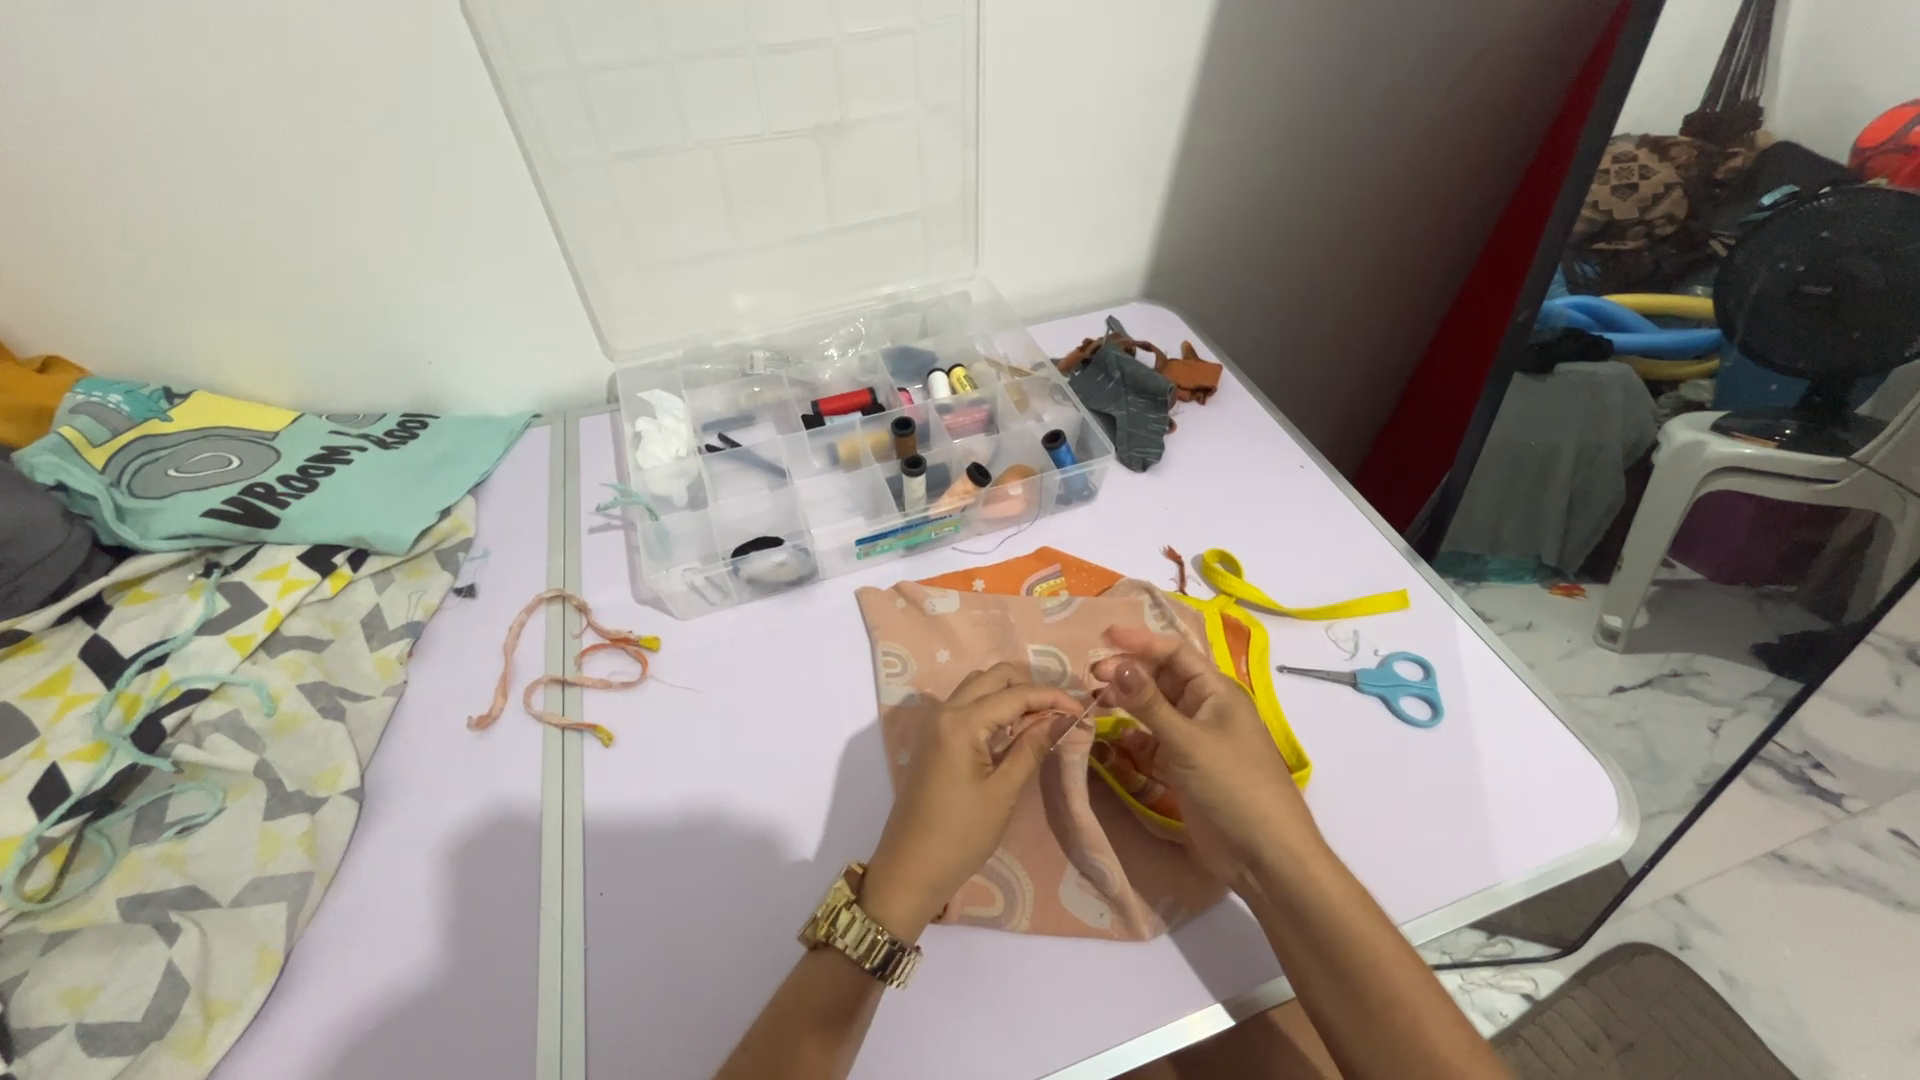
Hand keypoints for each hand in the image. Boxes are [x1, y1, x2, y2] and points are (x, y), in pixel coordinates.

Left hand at [861, 664, 1081, 941]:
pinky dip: (993, 707)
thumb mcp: (1003, 792)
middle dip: (1031, 687)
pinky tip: (1014, 731)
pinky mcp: (935, 739)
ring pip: (979, 687)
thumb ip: (1032, 747)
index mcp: (961, 722)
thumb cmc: (960, 835)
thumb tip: (1065, 719)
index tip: (1083, 711)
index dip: (1053, 697)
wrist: (909, 869)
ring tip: (1041, 721)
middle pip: (994, 677)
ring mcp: (936, 724)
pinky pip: (967, 705)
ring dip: (1010, 694)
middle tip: (1061, 714)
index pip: (1016, 694)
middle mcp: (945, 711)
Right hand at [1090, 626, 1324, 898]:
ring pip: (1154, 711)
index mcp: (1216, 692)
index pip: (1175, 653)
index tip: (1103, 637)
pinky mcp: (1183, 770)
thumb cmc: (1234, 787)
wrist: (1264, 858)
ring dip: (1127, 704)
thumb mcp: (1188, 741)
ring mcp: (1194, 741)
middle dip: (1129, 673)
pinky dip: (1133, 738)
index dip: (1141, 642)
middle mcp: (1205, 709)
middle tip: (1092, 676)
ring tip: (1094, 700)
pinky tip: (1113, 739)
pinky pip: (1152, 743)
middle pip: (1161, 679)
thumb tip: (1116, 664)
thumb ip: (1148, 703)